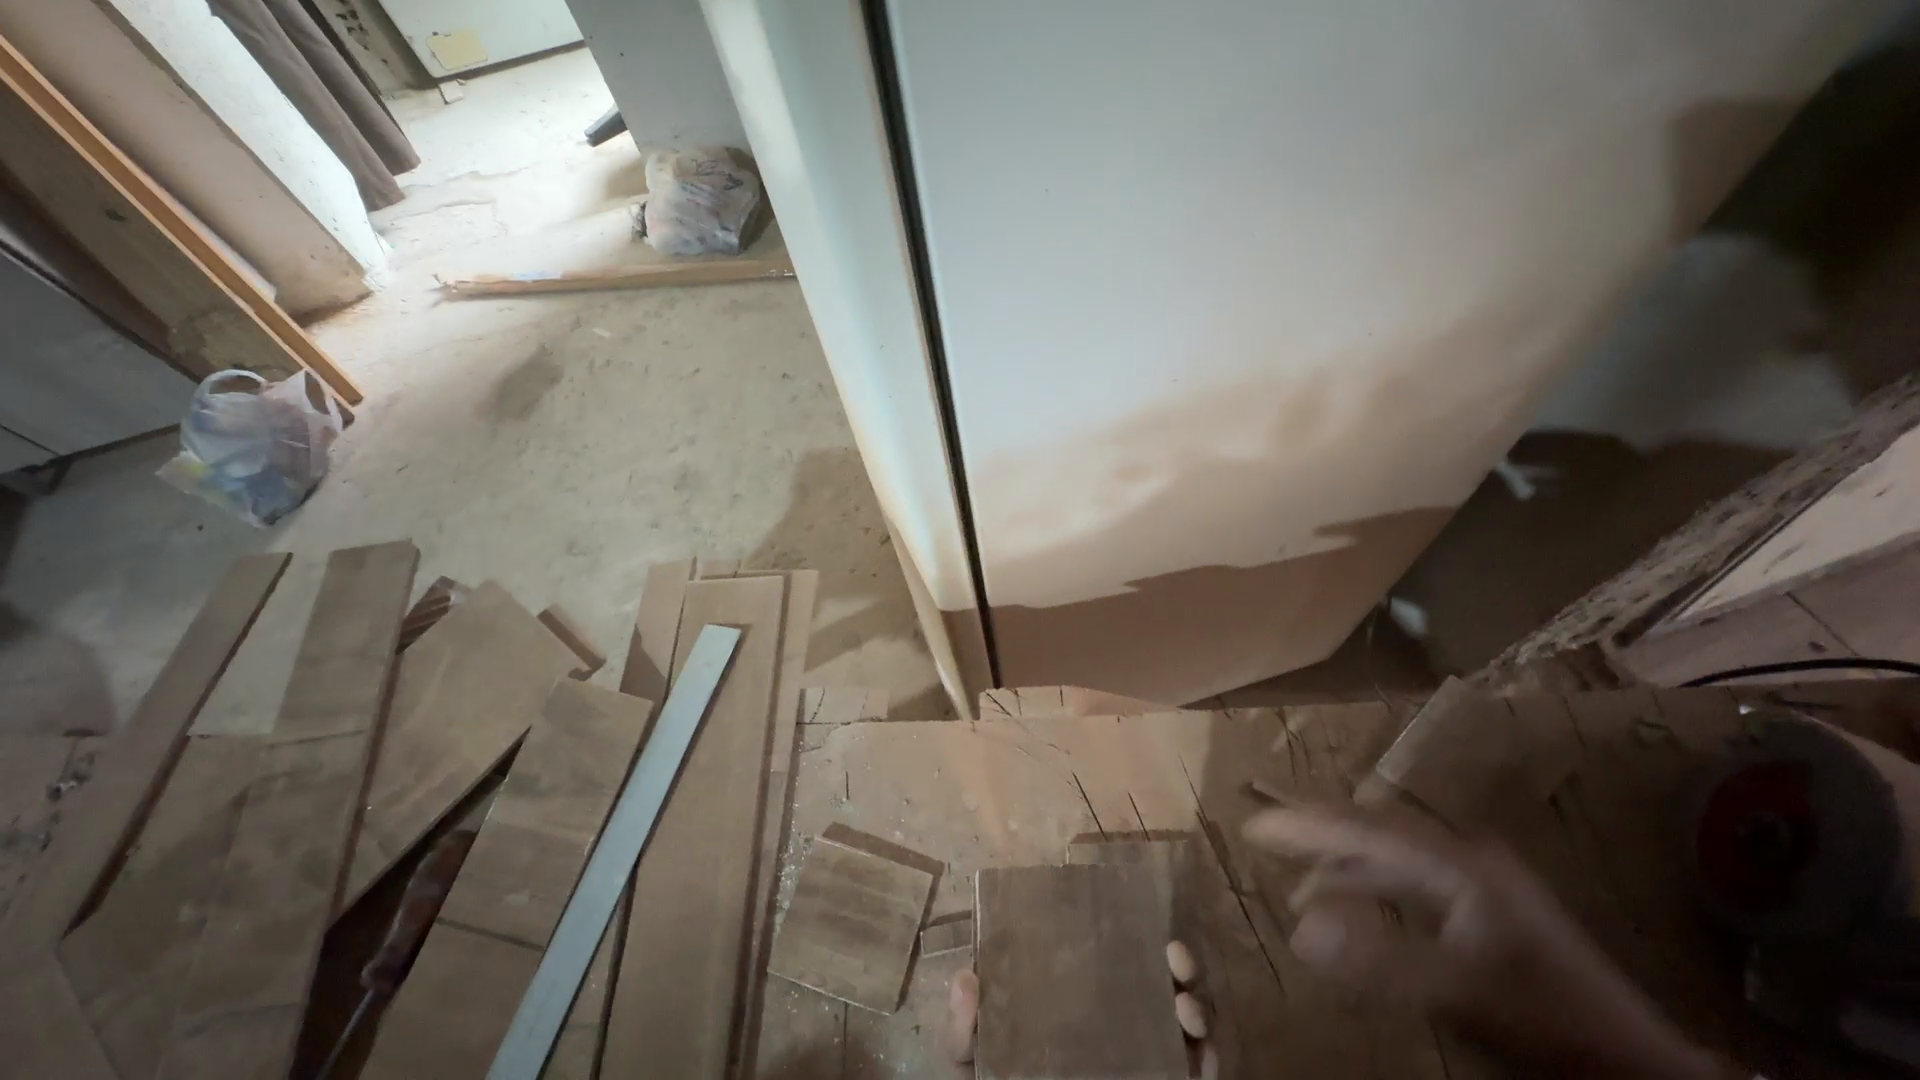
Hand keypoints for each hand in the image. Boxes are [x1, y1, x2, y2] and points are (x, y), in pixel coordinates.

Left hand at [947, 940, 1217, 1077]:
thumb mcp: (971, 1058)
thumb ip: (964, 1027)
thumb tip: (966, 978)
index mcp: (1076, 1000)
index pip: (1111, 959)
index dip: (1135, 939)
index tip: (1147, 929)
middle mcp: (1118, 1021)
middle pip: (1161, 983)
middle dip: (1181, 966)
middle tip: (1178, 959)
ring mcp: (1144, 1055)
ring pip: (1188, 1022)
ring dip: (1200, 1008)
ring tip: (1187, 1009)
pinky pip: (1197, 1070)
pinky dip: (1210, 1060)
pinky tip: (1203, 1054)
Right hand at [1243, 805, 1736, 1079]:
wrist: (1635, 1065)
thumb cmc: (1545, 1020)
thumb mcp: (1457, 991)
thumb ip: (1377, 957)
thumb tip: (1298, 923)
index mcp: (1462, 864)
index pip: (1367, 829)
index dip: (1307, 825)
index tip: (1255, 826)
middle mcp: (1469, 857)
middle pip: (1379, 829)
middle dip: (1321, 831)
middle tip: (1270, 837)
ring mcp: (1482, 878)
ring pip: (1395, 852)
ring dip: (1345, 860)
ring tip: (1302, 879)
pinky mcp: (1488, 904)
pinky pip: (1413, 877)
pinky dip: (1374, 883)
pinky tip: (1356, 904)